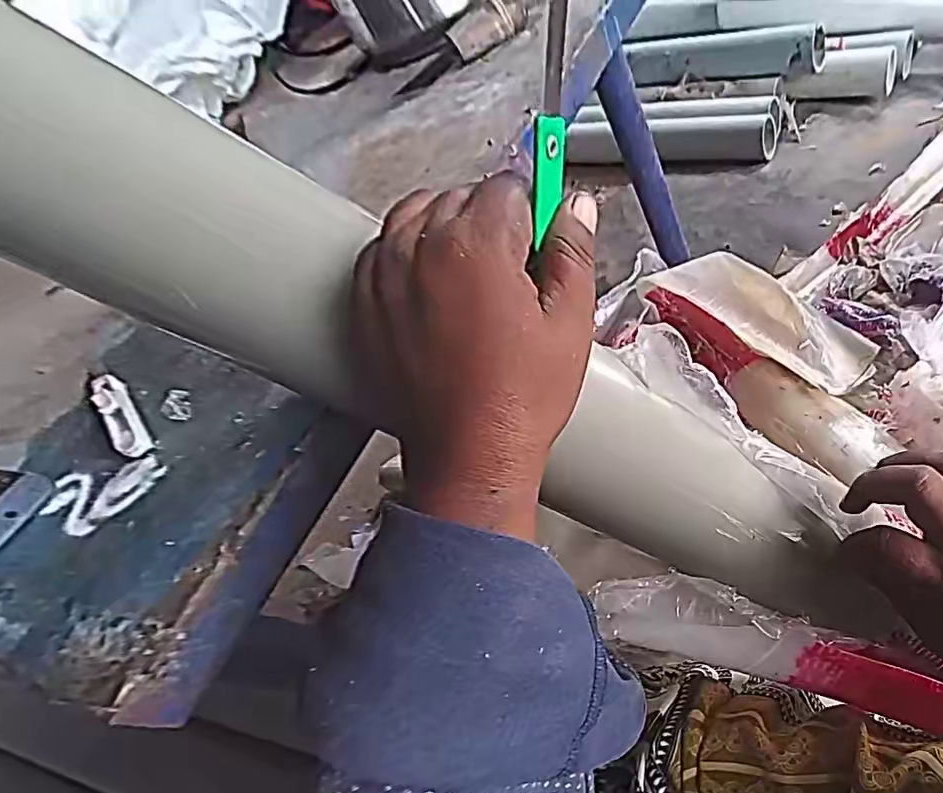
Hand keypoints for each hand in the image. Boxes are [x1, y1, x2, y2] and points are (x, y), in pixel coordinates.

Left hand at [352, 174, 598, 539]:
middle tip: (517, 280)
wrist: (470, 456)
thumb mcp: (570, 325)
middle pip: (464, 197)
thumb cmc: (519, 403)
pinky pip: (387, 250)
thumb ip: (574, 253)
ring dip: (451, 235)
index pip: (510, 186)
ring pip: (420, 216)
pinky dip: (414, 259)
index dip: (536, 211)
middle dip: (494, 226)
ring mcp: (386, 274)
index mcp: (478, 246)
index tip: (543, 229)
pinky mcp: (366, 301)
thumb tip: (576, 207)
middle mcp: (422, 247)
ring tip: (477, 288)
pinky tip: (442, 299)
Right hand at [838, 452, 942, 714]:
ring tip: (885, 476)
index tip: (845, 552)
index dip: (854, 545)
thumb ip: (893, 587)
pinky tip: (930, 482)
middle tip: (855, 499)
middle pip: (916, 484)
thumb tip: (860, 558)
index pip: (884, 543)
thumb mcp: (933, 632)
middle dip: (872, 482)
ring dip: (906, 463)